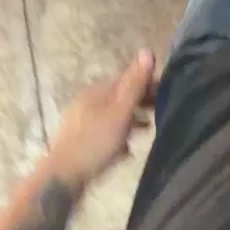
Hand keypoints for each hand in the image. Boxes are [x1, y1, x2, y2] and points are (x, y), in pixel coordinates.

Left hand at [41, 48, 156, 187]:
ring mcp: (81, 121)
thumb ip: (134, 83)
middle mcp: (88, 101)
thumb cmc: (95, 142)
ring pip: (112, 114)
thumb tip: (147, 50)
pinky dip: (118, 136)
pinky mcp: (79, 141)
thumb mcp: (120, 112)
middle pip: (119, 96)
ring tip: (147, 130)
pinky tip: (127, 149)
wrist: (62, 179)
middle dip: (140, 101)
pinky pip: (104, 132)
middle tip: (160, 112)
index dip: (148, 83)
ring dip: (131, 119)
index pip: (127, 78)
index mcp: (97, 90)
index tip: (167, 93)